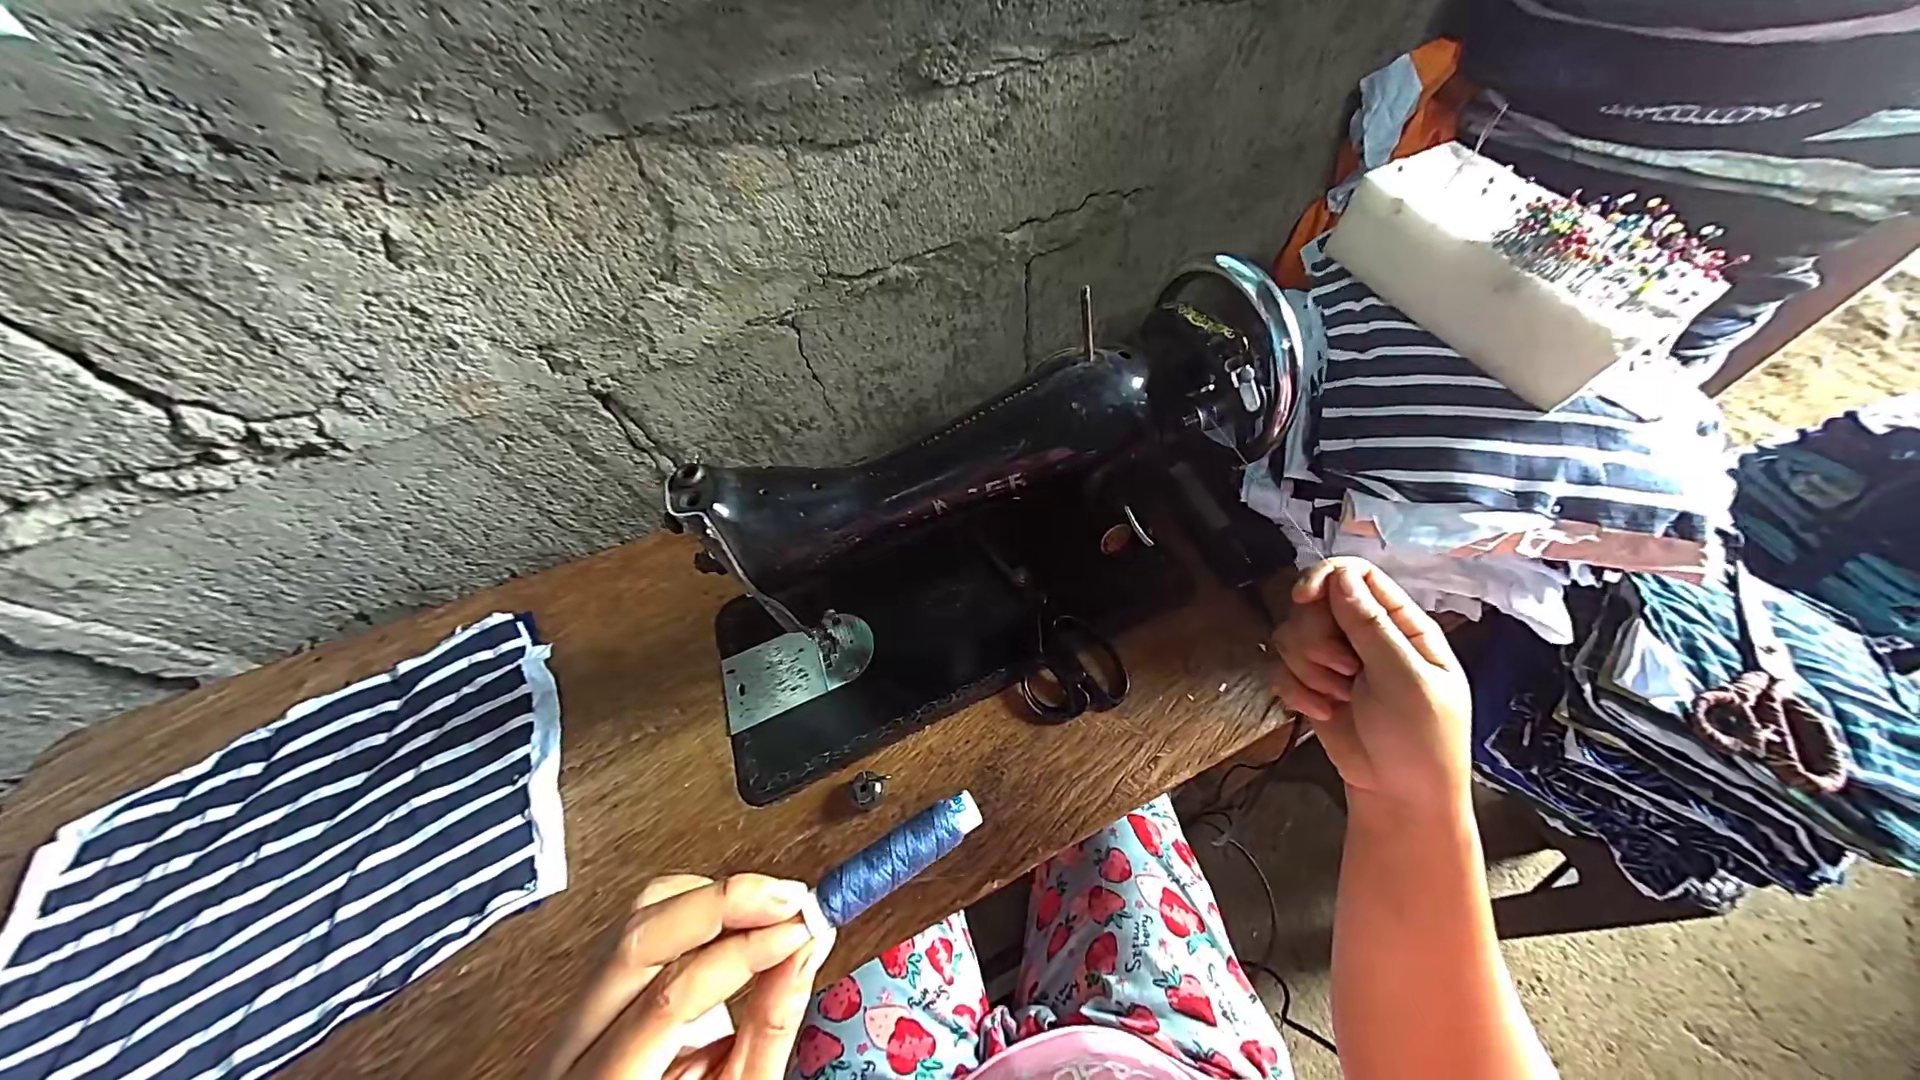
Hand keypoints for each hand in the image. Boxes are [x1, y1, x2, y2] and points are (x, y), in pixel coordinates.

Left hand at [530, 874, 832, 1079]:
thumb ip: (769, 1026)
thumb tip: (805, 945)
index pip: (671, 995)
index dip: (746, 949)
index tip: (801, 927)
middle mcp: (572, 1045)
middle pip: (641, 936)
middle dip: (727, 901)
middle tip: (790, 897)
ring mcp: (576, 1011)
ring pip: (642, 912)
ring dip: (716, 896)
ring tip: (773, 906)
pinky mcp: (599, 983)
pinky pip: (649, 917)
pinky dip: (702, 901)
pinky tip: (741, 916)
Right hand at [1274, 557, 1472, 814]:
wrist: (1399, 795)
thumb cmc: (1421, 739)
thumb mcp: (1405, 679)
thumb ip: (1370, 625)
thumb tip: (1340, 576)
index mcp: (1399, 624)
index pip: (1354, 575)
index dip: (1323, 578)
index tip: (1303, 600)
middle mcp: (1362, 635)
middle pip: (1312, 606)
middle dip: (1317, 641)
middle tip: (1344, 671)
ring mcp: (1334, 660)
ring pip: (1291, 637)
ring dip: (1308, 671)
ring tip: (1338, 698)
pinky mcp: (1309, 684)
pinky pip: (1280, 669)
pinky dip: (1296, 692)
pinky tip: (1322, 711)